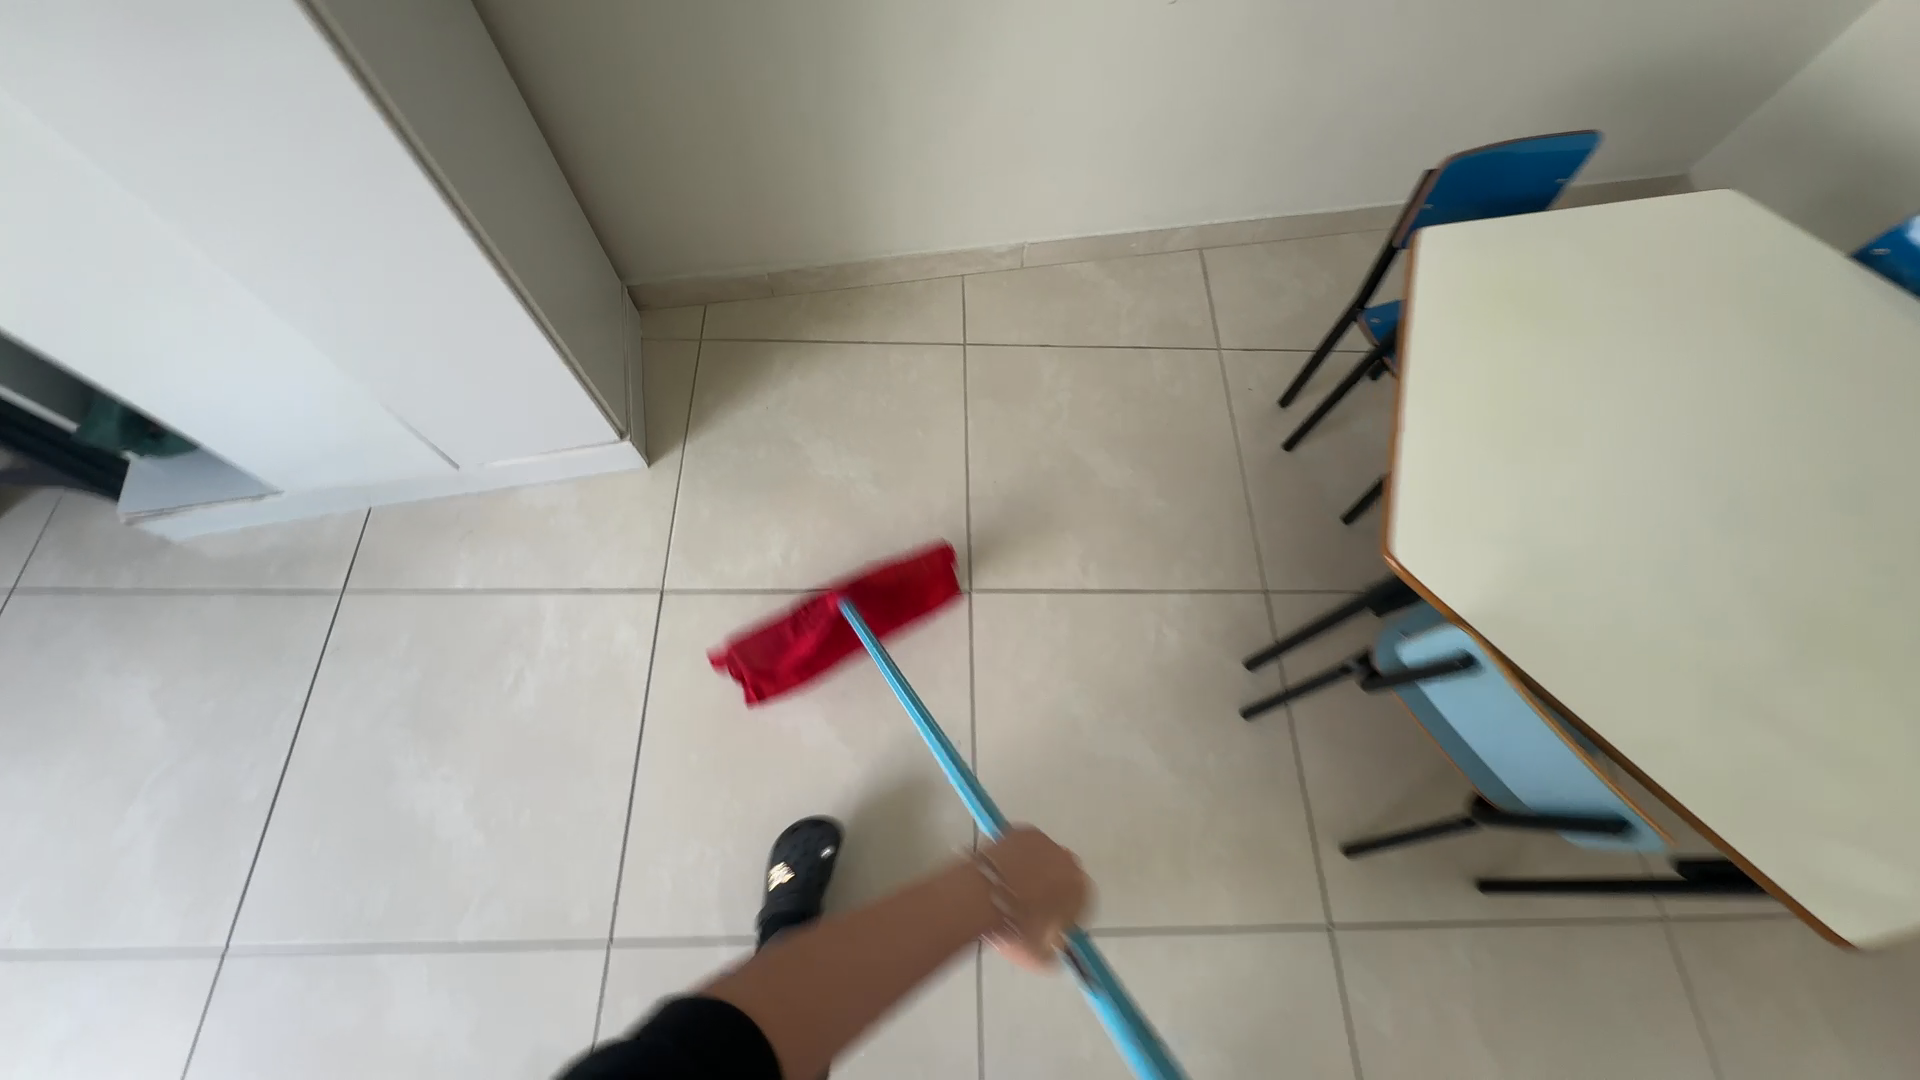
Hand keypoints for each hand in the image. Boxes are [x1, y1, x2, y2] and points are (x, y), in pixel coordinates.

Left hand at [977, 826, 1091, 970]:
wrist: (983, 897)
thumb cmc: (1015, 929)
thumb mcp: (1041, 956)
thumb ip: (1054, 950)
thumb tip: (1052, 948)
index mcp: (1082, 891)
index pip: (1082, 902)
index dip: (1065, 913)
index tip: (1051, 921)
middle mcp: (1069, 862)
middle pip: (1064, 875)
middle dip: (1051, 888)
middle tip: (1029, 905)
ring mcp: (1045, 842)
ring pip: (1044, 857)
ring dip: (1034, 869)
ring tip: (1012, 887)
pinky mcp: (1021, 829)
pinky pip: (1024, 845)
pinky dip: (1017, 855)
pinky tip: (1004, 870)